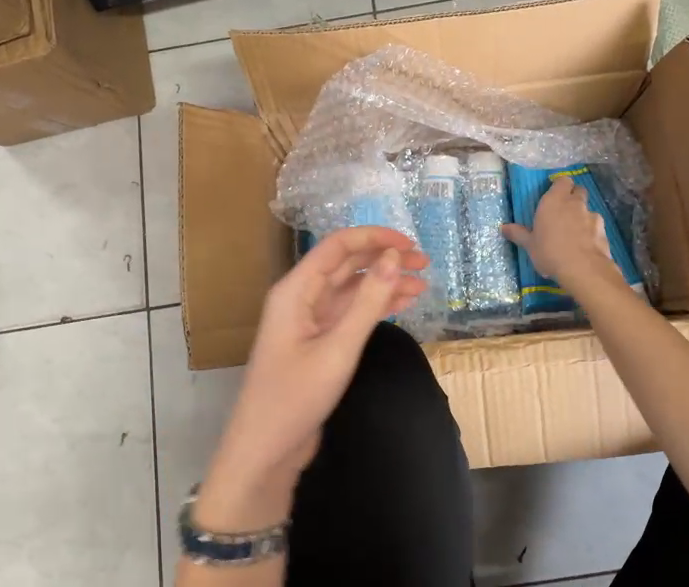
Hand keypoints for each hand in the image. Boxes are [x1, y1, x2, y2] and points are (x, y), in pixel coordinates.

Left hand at [196, 226, 429, 531]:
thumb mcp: (338, 349)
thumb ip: (368, 302)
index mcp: (296, 289)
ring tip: (422, 285)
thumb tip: (393, 258)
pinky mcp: (317, 343)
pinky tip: (402, 305)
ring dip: (384, 283)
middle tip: (424, 263)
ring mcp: (308, 321)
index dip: (374, 238)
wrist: (265, 451)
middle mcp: (301, 297)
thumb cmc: (295, 397)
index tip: (409, 244)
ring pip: (351, 289)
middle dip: (383, 258)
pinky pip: (349, 313)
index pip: (338, 246)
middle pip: (346, 264)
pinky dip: (375, 307)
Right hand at [502, 176, 617, 287]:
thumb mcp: (530, 245)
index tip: (555, 195)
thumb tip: (503, 227)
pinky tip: (587, 245)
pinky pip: (597, 226)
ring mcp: (592, 216)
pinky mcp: (603, 231)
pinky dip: (592, 232)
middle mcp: (574, 203)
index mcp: (554, 200)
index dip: (561, 186)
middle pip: (578, 191)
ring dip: (583, 216)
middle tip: (564, 211)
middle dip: (573, 197)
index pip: (563, 181)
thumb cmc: (550, 251)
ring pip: (588, 209)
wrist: (583, 269)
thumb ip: (518, 234)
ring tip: (576, 232)